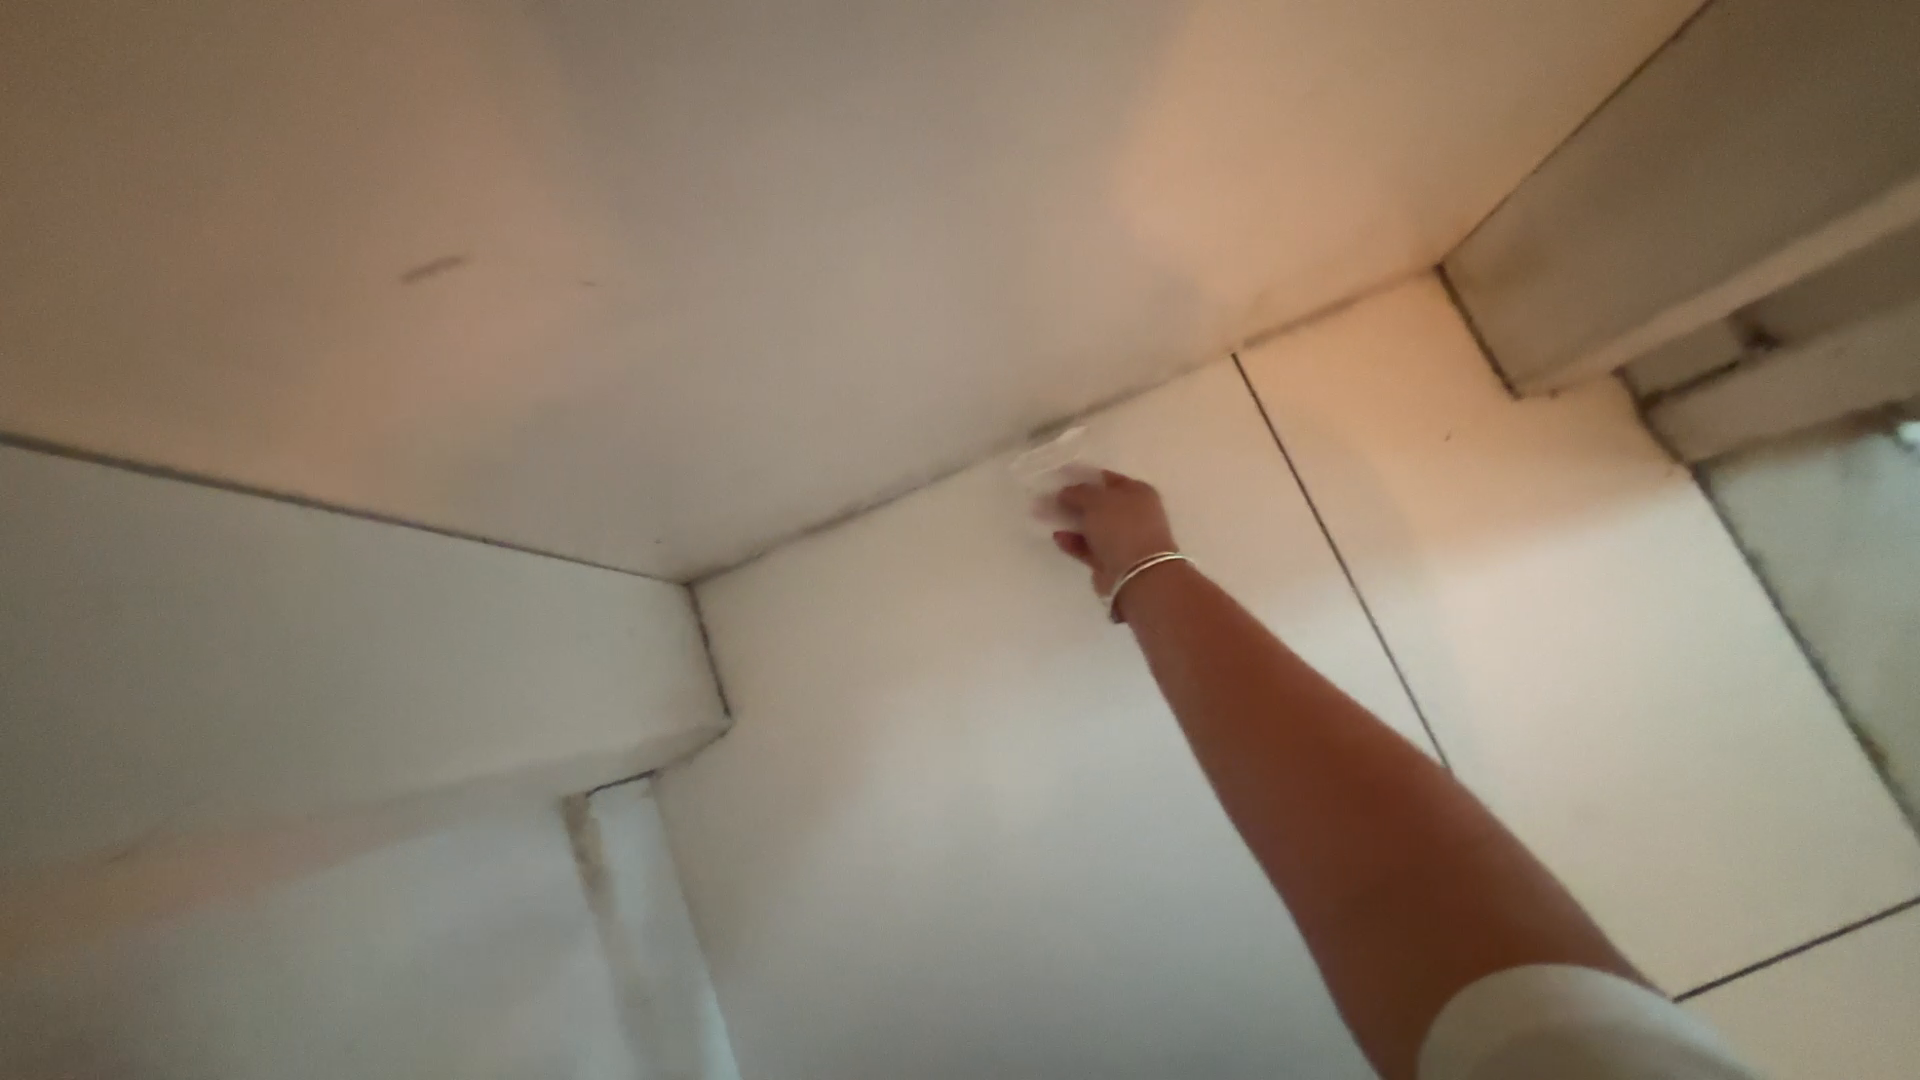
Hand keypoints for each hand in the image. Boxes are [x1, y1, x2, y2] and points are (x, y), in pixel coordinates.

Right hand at [1052, 470, 1178, 596]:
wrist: (1136, 573)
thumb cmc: (1121, 526)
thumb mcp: (1097, 500)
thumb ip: (1078, 492)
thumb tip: (1066, 492)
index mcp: (1138, 492)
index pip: (1110, 480)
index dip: (1087, 478)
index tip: (1063, 480)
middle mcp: (1134, 514)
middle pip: (1101, 504)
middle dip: (1077, 502)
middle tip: (1052, 499)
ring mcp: (1123, 539)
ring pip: (1094, 527)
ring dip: (1073, 522)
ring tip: (1049, 517)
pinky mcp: (1111, 560)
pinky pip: (1089, 547)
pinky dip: (1074, 542)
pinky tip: (1058, 537)